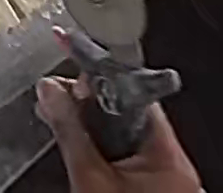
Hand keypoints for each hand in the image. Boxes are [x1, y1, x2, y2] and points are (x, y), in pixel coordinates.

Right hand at [36, 76, 201, 192]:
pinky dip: (99, 144)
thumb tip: (49, 88)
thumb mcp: (91, 181)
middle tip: (56, 89)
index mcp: (167, 154)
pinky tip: (75, 141)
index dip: (98, 67)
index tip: (69, 43)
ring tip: (58, 112)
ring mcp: (165, 181)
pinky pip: (125, 154)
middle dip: (88, 95)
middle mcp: (172, 164)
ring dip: (90, 120)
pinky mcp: (152, 192)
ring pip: (123, 133)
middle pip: (126, 108)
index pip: (132, 89)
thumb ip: (70, 129)